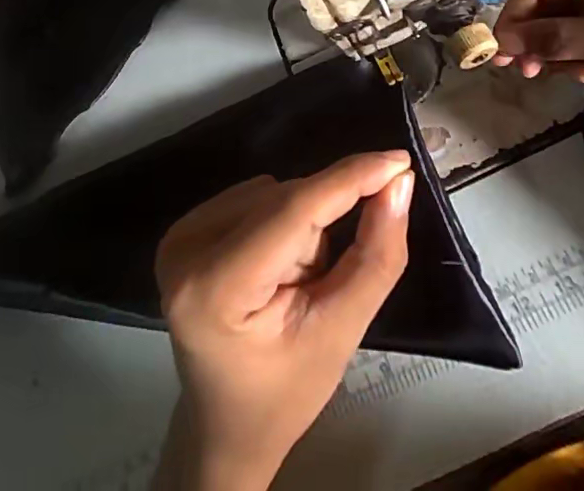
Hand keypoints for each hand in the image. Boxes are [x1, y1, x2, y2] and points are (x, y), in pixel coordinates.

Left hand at [153, 151, 414, 490]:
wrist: (227, 422)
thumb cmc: (286, 390)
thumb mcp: (343, 329)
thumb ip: (377, 254)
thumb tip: (399, 183)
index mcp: (215, 288)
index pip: (294, 210)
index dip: (352, 178)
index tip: (401, 162)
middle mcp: (186, 249)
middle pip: (287, 199)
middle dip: (329, 217)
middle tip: (334, 270)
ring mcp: (182, 234)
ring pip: (279, 191)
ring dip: (309, 222)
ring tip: (302, 279)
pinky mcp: (188, 227)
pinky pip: (262, 194)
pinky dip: (288, 218)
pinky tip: (281, 263)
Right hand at [492, 0, 583, 91]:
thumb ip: (563, 37)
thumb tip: (508, 40)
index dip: (515, 16)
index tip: (501, 52)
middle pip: (552, 6)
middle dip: (535, 38)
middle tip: (525, 73)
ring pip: (570, 28)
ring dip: (558, 52)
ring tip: (560, 77)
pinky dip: (583, 59)